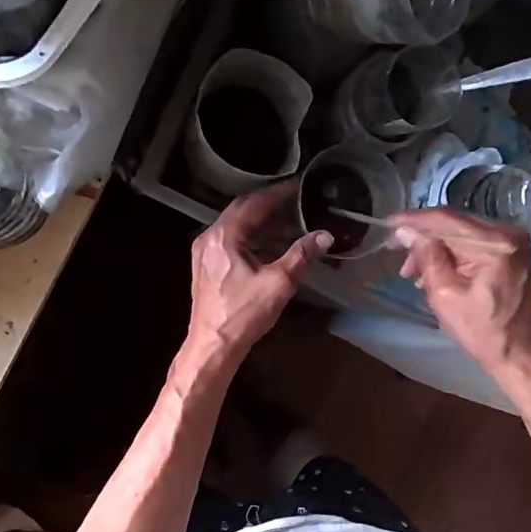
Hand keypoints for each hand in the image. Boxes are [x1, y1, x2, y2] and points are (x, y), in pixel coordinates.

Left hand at [187, 182, 331, 366]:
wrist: (212, 346)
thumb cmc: (243, 314)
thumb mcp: (278, 283)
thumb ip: (301, 255)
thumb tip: (325, 236)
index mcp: (224, 236)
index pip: (254, 203)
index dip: (278, 193)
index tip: (299, 185)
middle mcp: (210, 238)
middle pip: (243, 211)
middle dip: (271, 206)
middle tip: (297, 202)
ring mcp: (205, 253)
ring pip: (238, 228)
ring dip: (264, 225)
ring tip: (292, 225)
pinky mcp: (207, 267)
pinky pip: (232, 242)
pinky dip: (254, 239)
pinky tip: (273, 247)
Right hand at [393, 208, 530, 377]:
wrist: (520, 352)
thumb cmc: (482, 331)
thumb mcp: (445, 295)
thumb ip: (426, 257)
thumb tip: (406, 231)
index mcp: (494, 243)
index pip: (446, 219)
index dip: (414, 220)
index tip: (387, 223)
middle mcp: (506, 233)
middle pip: (453, 223)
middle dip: (422, 236)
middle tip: (398, 253)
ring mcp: (510, 240)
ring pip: (460, 232)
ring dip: (434, 247)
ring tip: (413, 271)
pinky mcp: (508, 251)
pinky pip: (471, 242)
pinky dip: (450, 252)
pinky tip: (433, 270)